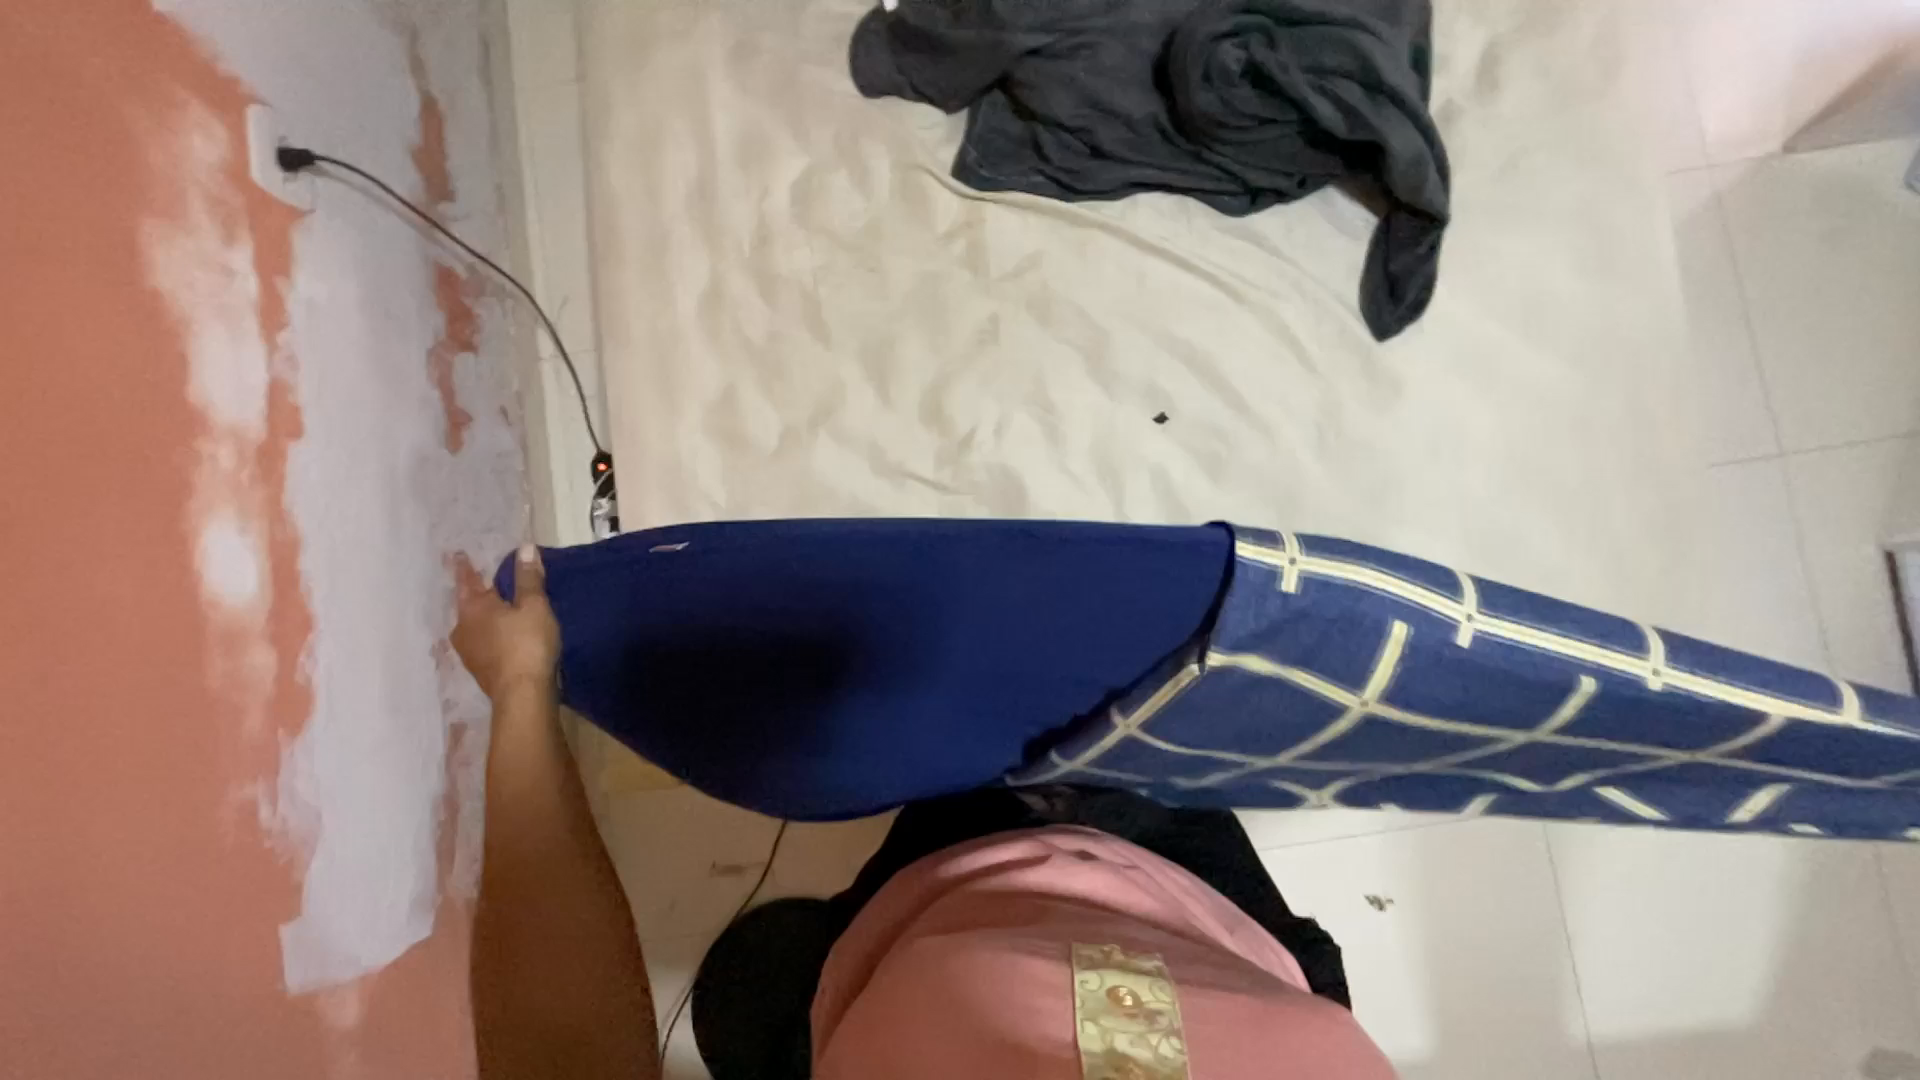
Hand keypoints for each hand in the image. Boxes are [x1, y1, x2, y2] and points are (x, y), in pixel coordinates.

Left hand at [453, 544, 561, 700]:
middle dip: (478, 594)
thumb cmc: (528, 643)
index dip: (464, 567)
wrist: (523, 694)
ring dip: (486, 617)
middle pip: (469, 604)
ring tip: (500, 610)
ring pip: (475, 625)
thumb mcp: (535, 606)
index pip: (467, 580)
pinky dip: (493, 634)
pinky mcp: (480, 669)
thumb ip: (528, 578)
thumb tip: (524, 548)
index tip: (457, 555)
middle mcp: (463, 628)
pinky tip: (505, 636)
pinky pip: (484, 642)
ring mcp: (468, 652)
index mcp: (473, 608)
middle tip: (488, 584)